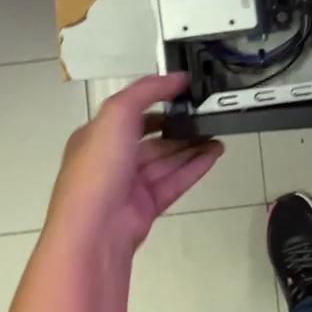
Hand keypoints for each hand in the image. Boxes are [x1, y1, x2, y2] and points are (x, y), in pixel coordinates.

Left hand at [45, 74, 222, 258]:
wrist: (92, 234)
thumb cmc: (99, 168)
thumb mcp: (116, 114)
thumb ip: (146, 91)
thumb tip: (178, 77)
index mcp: (96, 136)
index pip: (129, 112)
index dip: (157, 100)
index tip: (187, 91)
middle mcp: (111, 160)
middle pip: (151, 138)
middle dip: (178, 126)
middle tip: (209, 114)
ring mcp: (128, 186)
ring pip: (165, 160)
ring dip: (191, 146)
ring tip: (219, 133)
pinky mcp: (146, 208)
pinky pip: (174, 182)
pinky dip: (194, 167)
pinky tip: (215, 155)